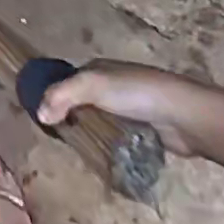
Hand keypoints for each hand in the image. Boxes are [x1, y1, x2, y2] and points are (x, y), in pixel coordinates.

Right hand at [37, 61, 217, 157]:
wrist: (185, 115)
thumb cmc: (134, 92)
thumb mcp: (91, 86)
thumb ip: (61, 96)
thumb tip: (39, 114)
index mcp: (96, 69)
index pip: (66, 80)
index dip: (53, 95)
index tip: (42, 115)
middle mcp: (110, 86)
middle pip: (81, 101)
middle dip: (70, 116)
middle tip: (58, 136)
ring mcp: (128, 109)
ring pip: (100, 120)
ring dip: (91, 132)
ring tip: (78, 149)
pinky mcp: (144, 130)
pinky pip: (118, 137)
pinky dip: (109, 144)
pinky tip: (102, 155)